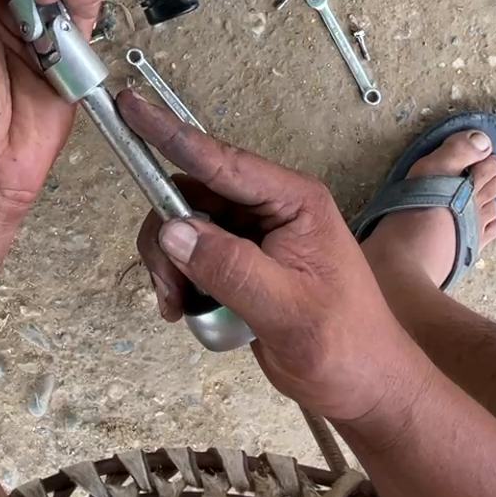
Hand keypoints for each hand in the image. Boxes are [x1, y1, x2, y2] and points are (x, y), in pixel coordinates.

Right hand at [123, 91, 428, 424]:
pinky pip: (188, 250)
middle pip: (190, 194)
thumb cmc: (346, 348)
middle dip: (167, 235)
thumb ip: (230, 267)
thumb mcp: (288, 311)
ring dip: (169, 262)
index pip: (221, 160)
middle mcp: (267, 206)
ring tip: (178, 304)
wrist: (366, 390)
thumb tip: (171, 230)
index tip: (129, 105)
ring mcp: (250, 231)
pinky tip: (183, 308)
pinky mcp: (237, 257)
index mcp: (292, 200)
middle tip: (166, 284)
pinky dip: (175, 277)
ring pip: (182, 223)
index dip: (169, 132)